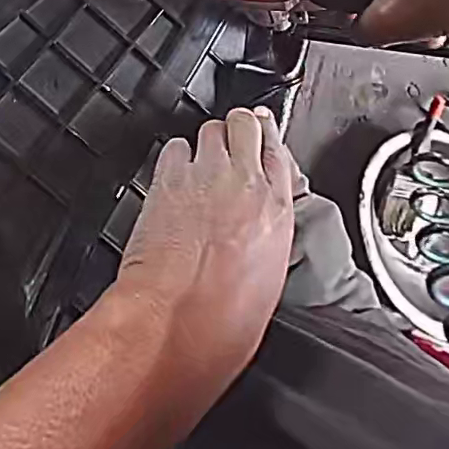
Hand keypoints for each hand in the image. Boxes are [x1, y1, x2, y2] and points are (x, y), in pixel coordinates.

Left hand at [112, 107, 294, 375]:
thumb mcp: (268, 279)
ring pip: (211, 128)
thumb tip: (256, 227)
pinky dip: (176, 156)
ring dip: (207, 142)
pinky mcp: (169, 177)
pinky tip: (174, 176)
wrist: (172, 325)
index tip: (261, 140)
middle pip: (246, 123)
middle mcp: (244, 183)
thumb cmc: (218, 322)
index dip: (267, 142)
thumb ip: (266, 234)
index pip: (279, 152)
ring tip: (200, 165)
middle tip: (229, 143)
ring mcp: (206, 174)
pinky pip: (176, 146)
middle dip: (238, 128)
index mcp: (276, 211)